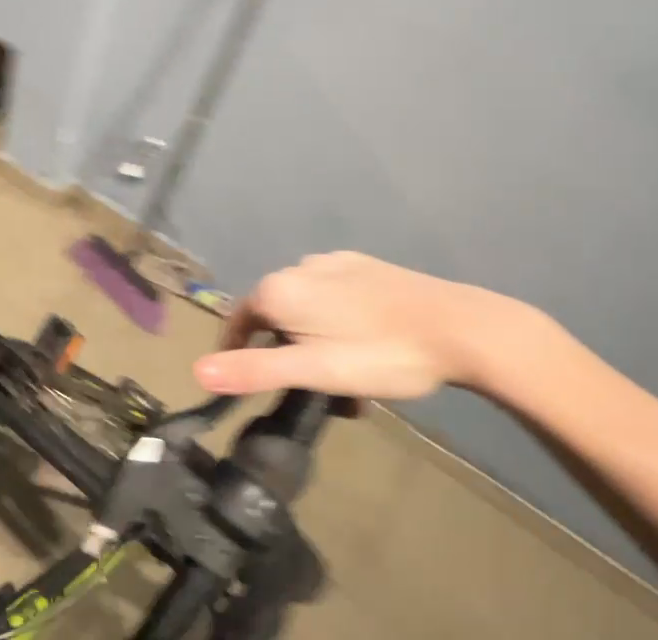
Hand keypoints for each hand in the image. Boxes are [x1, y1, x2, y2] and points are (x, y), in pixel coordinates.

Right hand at [192, 252, 535, 399]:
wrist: (460, 328)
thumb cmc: (381, 355)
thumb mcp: (314, 372)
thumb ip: (254, 370)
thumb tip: (197, 372)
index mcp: (278, 290)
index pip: (239, 322)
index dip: (241, 356)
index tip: (260, 389)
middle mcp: (298, 267)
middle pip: (274, 315)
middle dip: (285, 353)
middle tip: (316, 394)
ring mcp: (333, 263)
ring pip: (306, 307)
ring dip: (313, 340)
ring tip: (347, 379)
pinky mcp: (365, 266)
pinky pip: (333, 295)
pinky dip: (336, 322)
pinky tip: (366, 345)